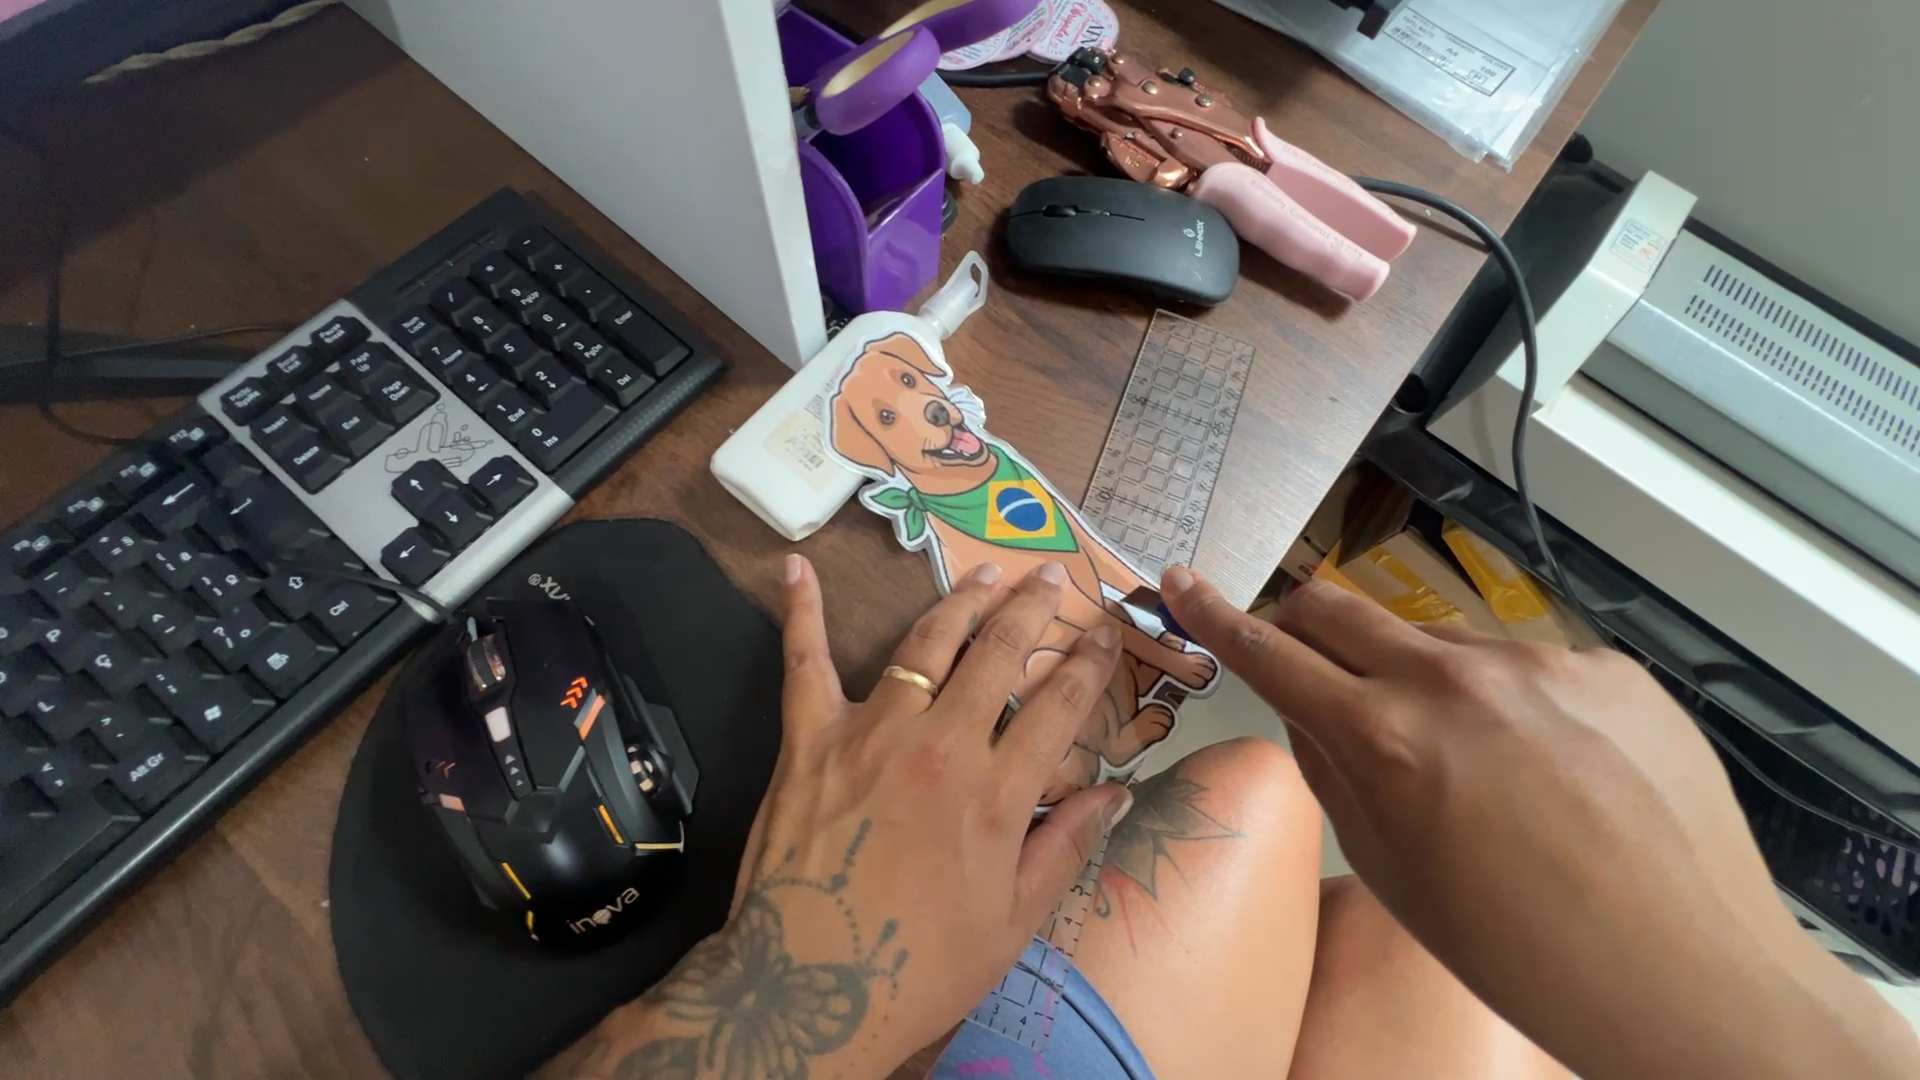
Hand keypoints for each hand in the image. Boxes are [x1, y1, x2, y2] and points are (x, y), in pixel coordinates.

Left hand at [547, 557, 1131, 1079]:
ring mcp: (873, 731)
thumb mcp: (1014, 920)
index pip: (1061, 707)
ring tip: (983, 575)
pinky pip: (805, 663)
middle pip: (999, 656)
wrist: (808, 987)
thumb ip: (1068, 847)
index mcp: (997, 792)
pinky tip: (796, 568)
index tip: (1105, 633)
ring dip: (960, 603)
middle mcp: (942, 744)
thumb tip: (1118, 791)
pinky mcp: (811, 736)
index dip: (1090, 664)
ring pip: (925, 644)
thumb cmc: (922, 962)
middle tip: (1046, 577)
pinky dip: (801, 613)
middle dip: (1030, 610)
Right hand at [1161, 569, 1917, 1079]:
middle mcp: (1449, 679)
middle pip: (1335, 606)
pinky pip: (1518, 660)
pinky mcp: (1605, 666)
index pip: (1267, 652)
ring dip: (1417, 676)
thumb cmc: (1510, 944)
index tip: (1181, 580)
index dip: (1214, 614)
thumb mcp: (1380, 863)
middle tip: (1315, 663)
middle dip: (1302, 623)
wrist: (1693, 982)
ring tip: (1473, 752)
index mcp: (1382, 736)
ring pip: (1430, 639)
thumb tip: (1304, 705)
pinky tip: (1548, 758)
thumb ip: (1324, 764)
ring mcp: (1535, 664)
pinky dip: (1504, 695)